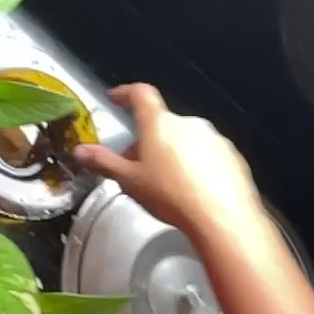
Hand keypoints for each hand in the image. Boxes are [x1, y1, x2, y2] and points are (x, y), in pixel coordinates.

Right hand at [72, 84, 268, 238]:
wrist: (224, 220)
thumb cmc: (171, 195)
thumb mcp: (128, 180)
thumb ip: (103, 161)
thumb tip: (79, 151)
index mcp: (159, 123)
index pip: (140, 94)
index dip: (125, 93)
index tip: (116, 98)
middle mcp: (188, 124)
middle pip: (160, 122)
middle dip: (145, 139)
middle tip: (134, 165)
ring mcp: (214, 139)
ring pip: (183, 138)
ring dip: (169, 152)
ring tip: (162, 182)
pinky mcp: (233, 157)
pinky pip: (205, 153)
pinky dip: (193, 163)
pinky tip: (189, 189)